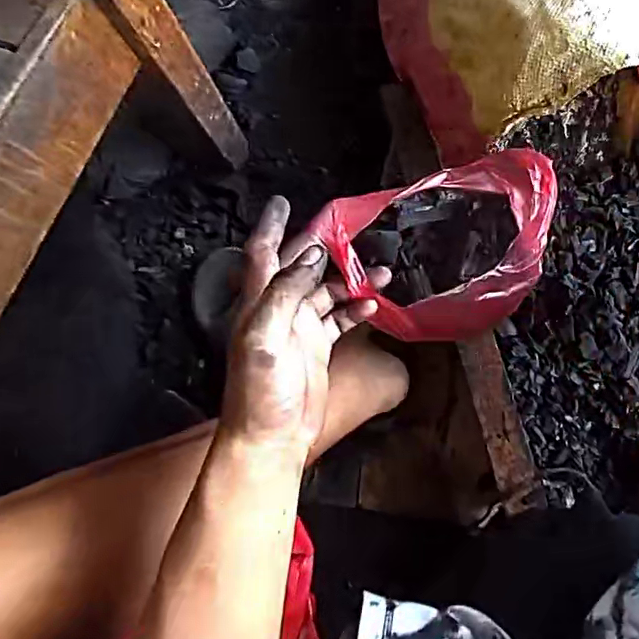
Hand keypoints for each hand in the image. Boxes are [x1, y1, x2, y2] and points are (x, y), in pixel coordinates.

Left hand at [222, 197, 385, 453]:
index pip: (262, 253)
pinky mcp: (318, 345)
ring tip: (380, 274)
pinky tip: (372, 305)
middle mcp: (278, 310)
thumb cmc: (259, 393)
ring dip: (352, 280)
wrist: (273, 436)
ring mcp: (300, 328)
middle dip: (324, 247)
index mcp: (258, 303)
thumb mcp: (264, 338)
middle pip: (302, 267)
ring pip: (328, 291)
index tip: (282, 203)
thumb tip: (311, 258)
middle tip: (350, 231)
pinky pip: (340, 317)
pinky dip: (356, 308)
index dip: (271, 226)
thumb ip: (285, 294)